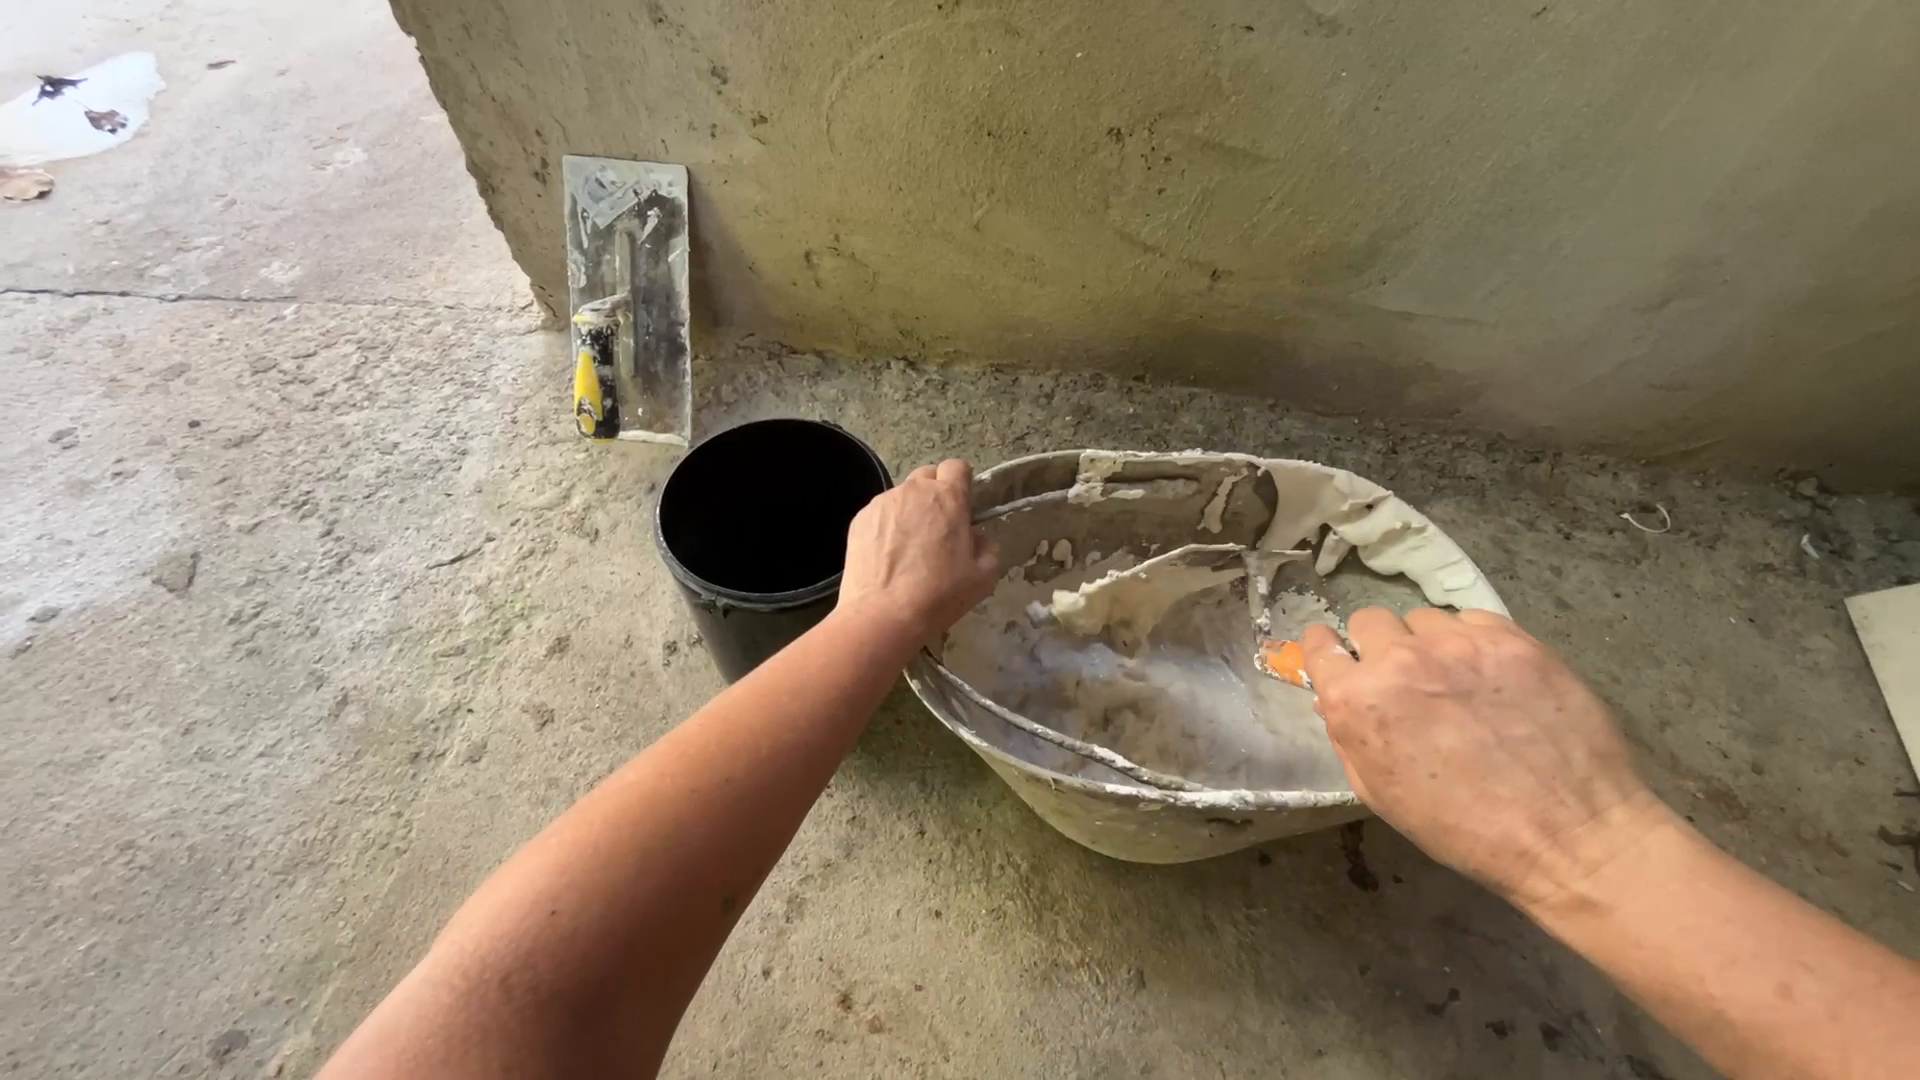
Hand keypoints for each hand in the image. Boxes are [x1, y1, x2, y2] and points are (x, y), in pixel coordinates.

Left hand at [839, 459, 999, 641]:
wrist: (883, 615)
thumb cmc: (939, 595)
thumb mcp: (983, 576)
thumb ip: (987, 547)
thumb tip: (976, 538)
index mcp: (948, 497)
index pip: (957, 467)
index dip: (961, 483)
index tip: (962, 506)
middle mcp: (914, 491)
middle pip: (927, 476)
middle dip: (935, 493)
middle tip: (938, 527)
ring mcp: (883, 503)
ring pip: (902, 496)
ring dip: (910, 510)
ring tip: (909, 547)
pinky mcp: (859, 519)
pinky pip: (880, 513)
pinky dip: (887, 526)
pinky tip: (888, 556)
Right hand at [1303, 608, 1670, 912]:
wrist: (1571, 836)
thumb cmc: (1462, 827)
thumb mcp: (1378, 791)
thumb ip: (1347, 735)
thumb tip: (1334, 698)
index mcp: (1356, 700)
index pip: (1320, 645)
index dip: (1327, 649)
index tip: (1339, 657)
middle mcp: (1399, 660)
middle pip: (1371, 621)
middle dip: (1380, 645)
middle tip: (1406, 677)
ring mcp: (1457, 645)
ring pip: (1425, 619)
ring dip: (1429, 643)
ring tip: (1456, 678)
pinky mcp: (1512, 640)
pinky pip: (1475, 622)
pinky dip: (1474, 642)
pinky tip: (1493, 676)